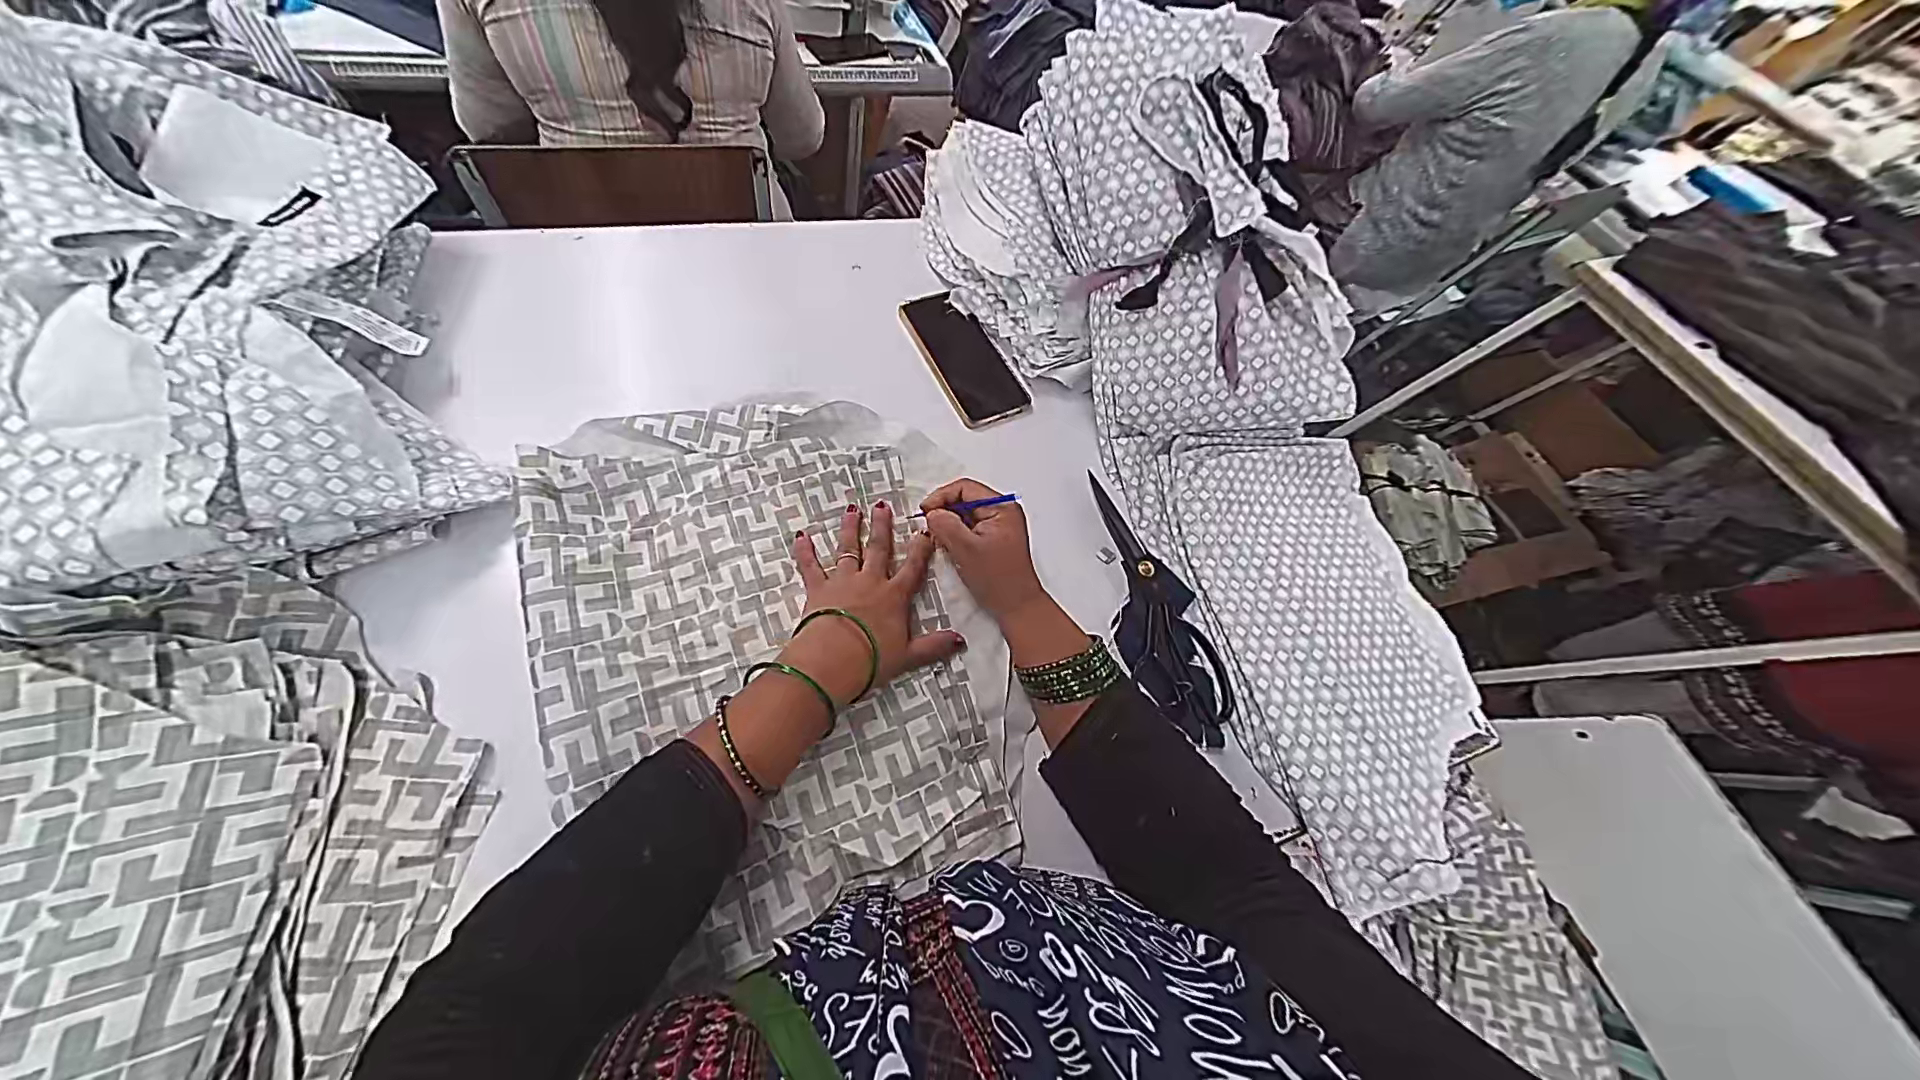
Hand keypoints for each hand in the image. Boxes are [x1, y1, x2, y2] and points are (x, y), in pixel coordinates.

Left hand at [786, 500, 964, 704]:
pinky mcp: (818, 589)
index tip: (924, 531)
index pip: (912, 567)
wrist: (833, 660)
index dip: (920, 548)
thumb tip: (960, 641)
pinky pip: (810, 566)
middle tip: (883, 506)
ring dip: (850, 529)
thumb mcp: (909, 655)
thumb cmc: (871, 660)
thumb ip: (934, 646)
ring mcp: (843, 583)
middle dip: (882, 526)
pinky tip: (801, 537)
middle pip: (879, 549)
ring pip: (848, 550)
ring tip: (852, 510)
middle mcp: (870, 583)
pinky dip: (805, 551)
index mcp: (894, 597)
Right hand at [918, 478, 1048, 622]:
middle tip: (930, 527)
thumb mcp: (965, 549)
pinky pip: (968, 528)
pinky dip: (956, 535)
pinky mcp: (993, 538)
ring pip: (964, 514)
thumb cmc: (1000, 582)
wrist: (1016, 607)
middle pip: (964, 499)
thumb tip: (932, 512)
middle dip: (944, 512)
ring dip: (949, 525)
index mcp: (1002, 508)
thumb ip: (945, 525)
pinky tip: (950, 548)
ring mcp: (999, 525)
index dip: (941, 497)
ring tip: (941, 541)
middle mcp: (1003, 512)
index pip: (964, 488)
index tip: (926, 511)